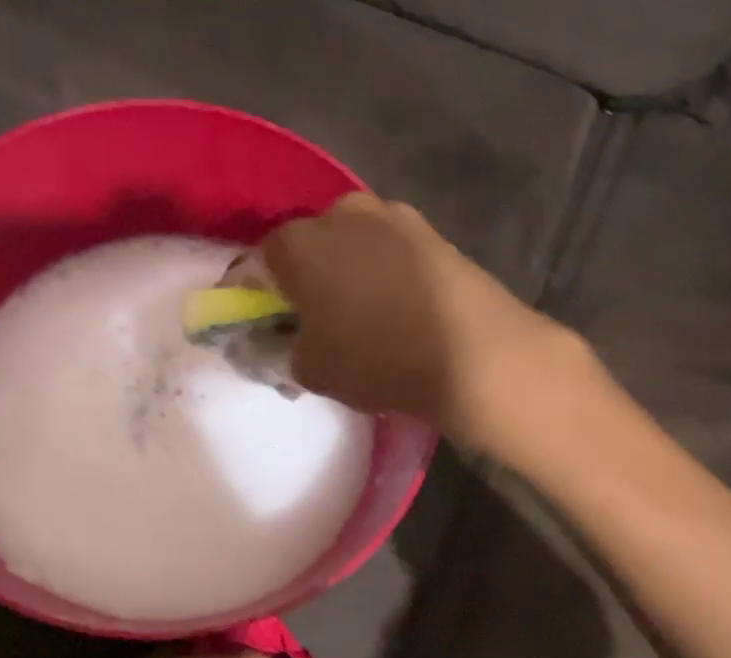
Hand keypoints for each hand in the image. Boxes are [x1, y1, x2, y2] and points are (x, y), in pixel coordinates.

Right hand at [260, 193, 586, 446]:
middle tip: (314, 319)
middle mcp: (340, 214)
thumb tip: (281, 339)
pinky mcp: (432, 231)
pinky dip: (384, 273)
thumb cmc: (375, 358)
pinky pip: (390, 252)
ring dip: (348, 271)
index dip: (257, 293)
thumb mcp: (309, 370)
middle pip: (309, 244)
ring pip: (352, 244)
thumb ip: (280, 349)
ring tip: (360, 315)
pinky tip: (396, 308)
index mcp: (297, 242)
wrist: (473, 351)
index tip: (264, 321)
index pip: (259, 260)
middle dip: (306, 276)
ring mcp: (392, 216)